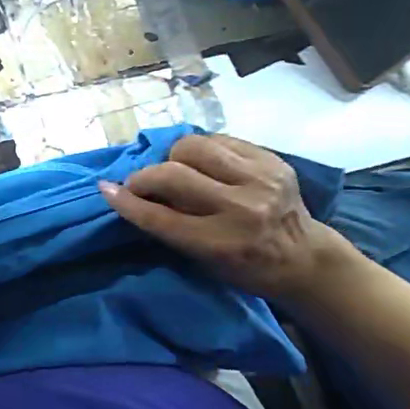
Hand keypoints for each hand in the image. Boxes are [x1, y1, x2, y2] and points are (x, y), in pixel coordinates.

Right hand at [99, 133, 356, 301]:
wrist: (303, 257)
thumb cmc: (243, 268)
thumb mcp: (202, 259)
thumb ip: (171, 226)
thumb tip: (133, 194)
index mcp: (221, 242)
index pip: (160, 216)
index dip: (127, 202)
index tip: (106, 189)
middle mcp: (242, 208)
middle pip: (173, 174)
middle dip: (145, 177)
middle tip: (139, 184)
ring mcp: (260, 179)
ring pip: (194, 146)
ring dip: (173, 157)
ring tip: (175, 170)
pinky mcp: (272, 160)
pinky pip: (220, 140)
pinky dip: (201, 150)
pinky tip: (201, 163)